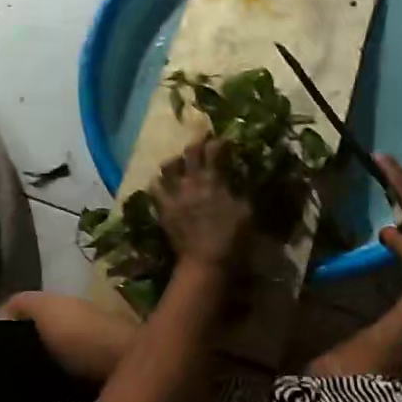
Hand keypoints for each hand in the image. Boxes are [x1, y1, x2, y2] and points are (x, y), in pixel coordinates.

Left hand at [154, 138, 251, 269]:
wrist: (204, 262)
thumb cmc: (231, 238)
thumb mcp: (246, 211)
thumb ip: (242, 190)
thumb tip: (242, 177)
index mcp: (212, 179)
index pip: (214, 150)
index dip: (220, 141)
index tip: (225, 139)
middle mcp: (189, 181)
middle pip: (189, 153)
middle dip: (197, 144)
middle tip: (203, 142)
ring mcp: (173, 194)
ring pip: (167, 167)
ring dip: (176, 161)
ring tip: (181, 163)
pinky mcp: (162, 209)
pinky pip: (155, 189)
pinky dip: (160, 183)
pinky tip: (164, 184)